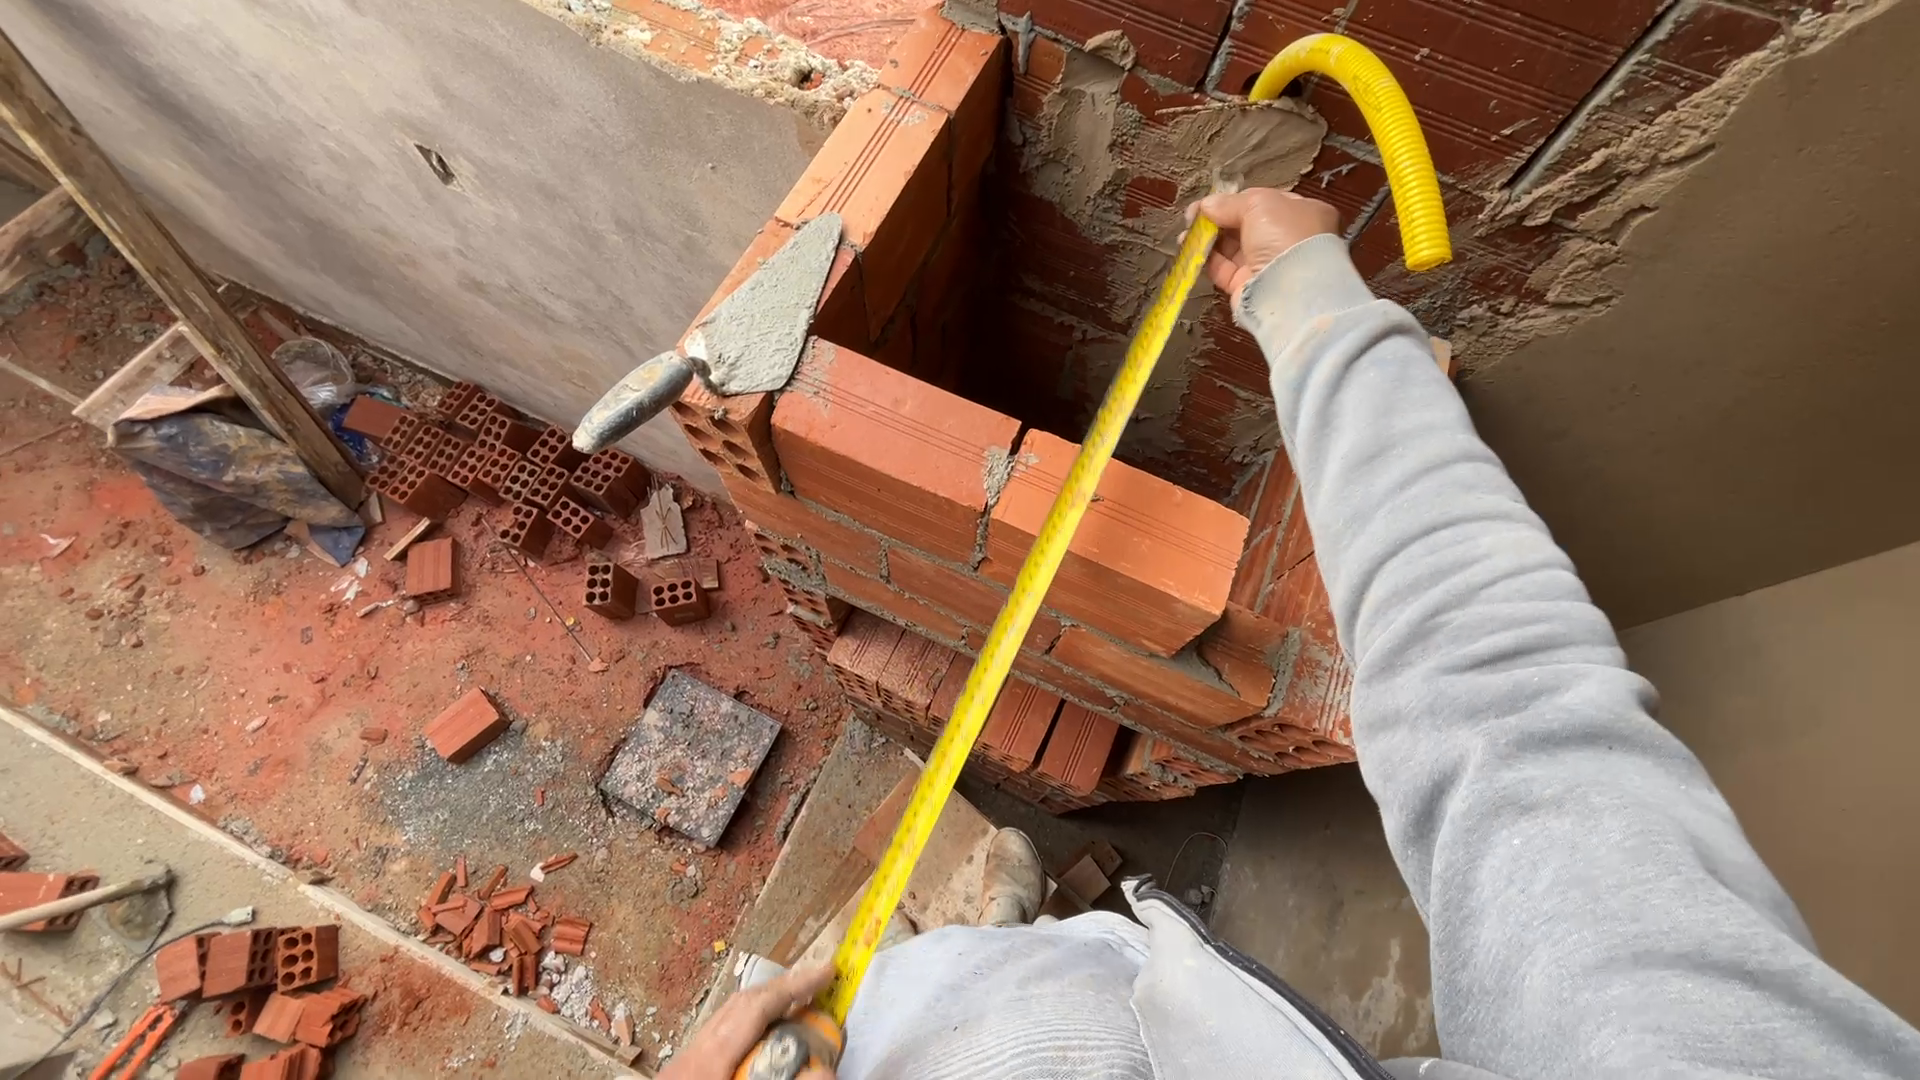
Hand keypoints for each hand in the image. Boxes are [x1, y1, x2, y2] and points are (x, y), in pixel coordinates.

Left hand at [660, 963, 837, 1079]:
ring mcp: (685, 1061)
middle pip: (740, 1005)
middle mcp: (694, 1054)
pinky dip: (748, 1026)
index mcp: (709, 1062)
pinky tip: (764, 1041)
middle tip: (819, 985)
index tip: (828, 971)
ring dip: (765, 1005)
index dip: (795, 987)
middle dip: (782, 989)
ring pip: (727, 1016)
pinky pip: (719, 1034)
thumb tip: (828, 1074)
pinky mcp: (682, 1071)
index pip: (755, 1009)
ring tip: (797, 1007)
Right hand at [1185, 188, 1340, 302]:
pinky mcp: (1246, 286)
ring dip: (1206, 239)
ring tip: (1185, 236)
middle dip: (1215, 220)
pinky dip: (1206, 260)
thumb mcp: (1259, 205)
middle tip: (1191, 218)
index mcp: (1298, 212)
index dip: (1233, 200)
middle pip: (1242, 225)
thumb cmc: (1283, 236)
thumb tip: (1206, 205)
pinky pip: (1223, 269)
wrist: (1289, 290)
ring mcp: (1264, 264)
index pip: (1261, 202)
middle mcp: (1283, 238)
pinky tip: (1189, 251)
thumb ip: (1230, 203)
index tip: (1209, 202)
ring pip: (1230, 247)